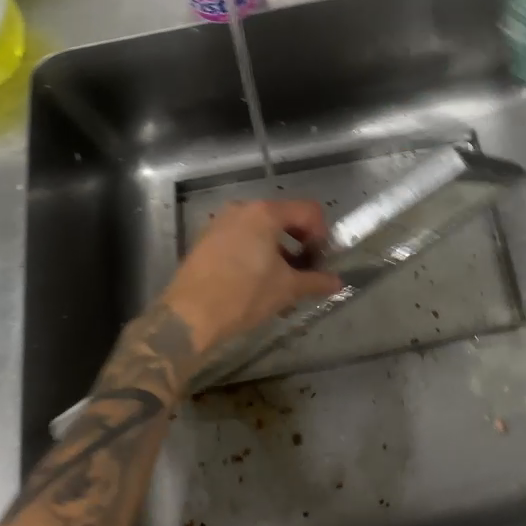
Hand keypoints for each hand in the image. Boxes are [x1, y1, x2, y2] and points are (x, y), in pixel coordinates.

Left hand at [161, 200, 342, 356]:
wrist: (188, 316)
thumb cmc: (243, 295)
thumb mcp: (286, 289)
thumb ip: (316, 281)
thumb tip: (338, 282)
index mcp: (265, 213)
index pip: (308, 211)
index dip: (322, 234)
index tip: (321, 260)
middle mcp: (243, 209)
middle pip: (284, 217)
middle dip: (300, 242)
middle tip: (305, 270)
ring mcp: (221, 222)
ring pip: (261, 228)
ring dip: (278, 248)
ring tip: (281, 279)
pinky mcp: (206, 239)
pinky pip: (241, 237)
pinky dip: (255, 251)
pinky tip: (255, 280)